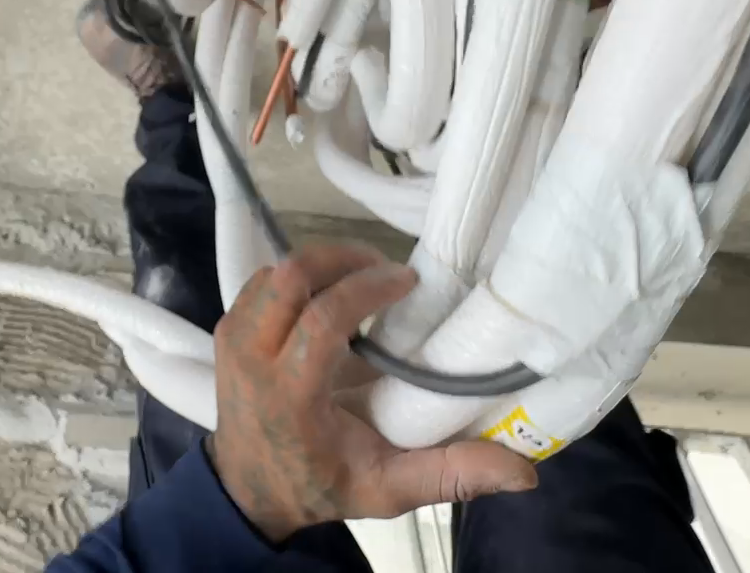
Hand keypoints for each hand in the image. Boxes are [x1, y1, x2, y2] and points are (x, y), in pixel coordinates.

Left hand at [206, 244, 537, 541]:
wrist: (248, 484)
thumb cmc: (318, 483)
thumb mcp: (385, 490)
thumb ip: (448, 476)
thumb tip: (523, 471)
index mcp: (290, 395)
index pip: (322, 320)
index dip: (366, 289)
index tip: (406, 280)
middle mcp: (251, 355)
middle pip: (289, 278)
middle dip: (341, 259)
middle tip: (384, 269)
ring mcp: (232, 335)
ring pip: (275, 272)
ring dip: (320, 263)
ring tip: (362, 277)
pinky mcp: (226, 324)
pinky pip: (262, 280)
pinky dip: (298, 275)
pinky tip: (329, 291)